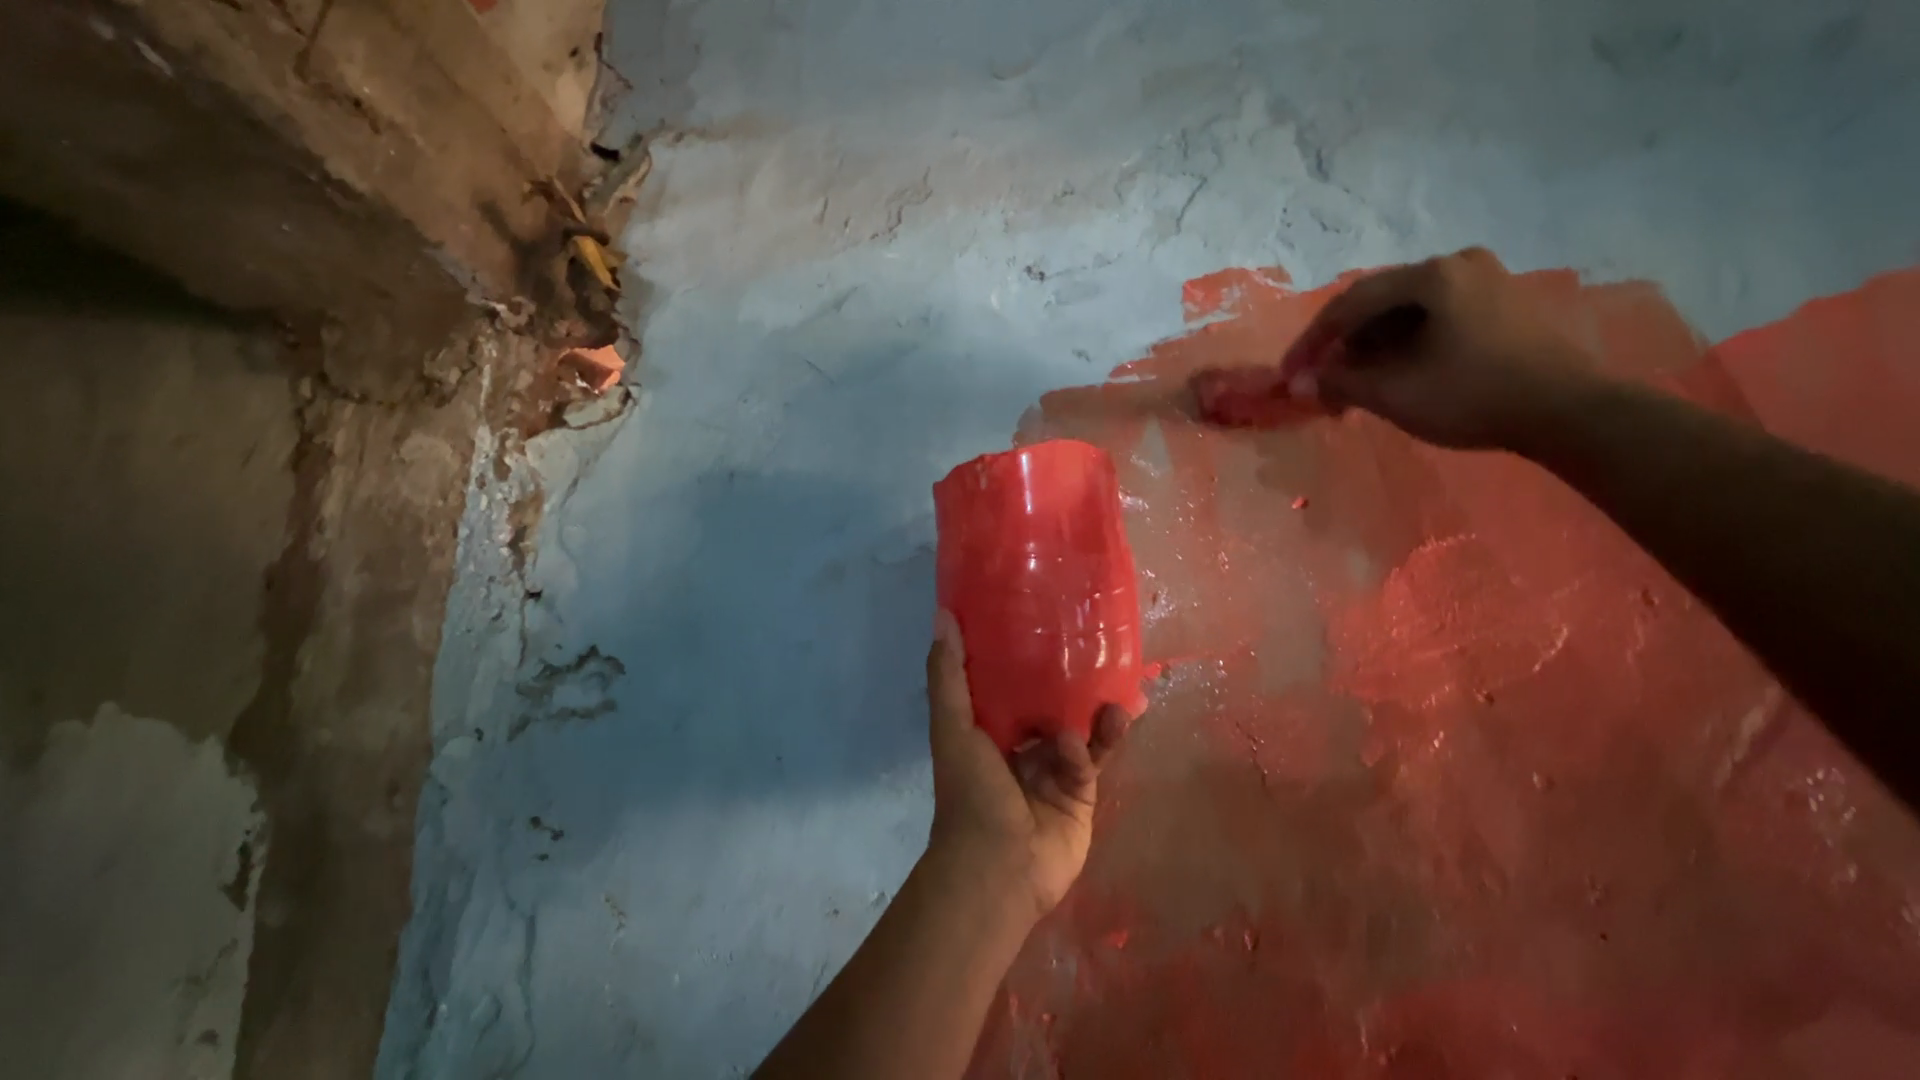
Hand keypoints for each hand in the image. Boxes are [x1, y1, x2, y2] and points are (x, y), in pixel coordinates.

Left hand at [923, 611, 1129, 923]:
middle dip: (1074, 682)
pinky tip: (1089, 738)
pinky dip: (1091, 747)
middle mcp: (1020, 747)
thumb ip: (949, 674)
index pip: (1008, 683)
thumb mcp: (953, 727)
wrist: (999, 867)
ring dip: (1096, 712)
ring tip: (1117, 693)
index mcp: (987, 730)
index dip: (1025, 655)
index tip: (1047, 621)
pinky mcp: (1081, 795)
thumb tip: (942, 615)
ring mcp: (1052, 772)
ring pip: (1080, 730)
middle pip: (1051, 704)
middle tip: (1101, 651)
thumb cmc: (971, 793)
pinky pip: (1092, 761)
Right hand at [1196, 247, 1599, 449]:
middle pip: (1381, 302)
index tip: (1291, 375)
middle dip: (1344, 344)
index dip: (1312, 341)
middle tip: (1322, 381)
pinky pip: (1439, 318)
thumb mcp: (1395, 393)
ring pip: (1411, 311)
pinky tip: (1399, 374)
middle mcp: (1460, 264)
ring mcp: (1490, 282)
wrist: (1571, 413)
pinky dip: (1408, 344)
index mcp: (1432, 275)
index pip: (1351, 303)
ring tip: (1357, 384)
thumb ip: (1340, 383)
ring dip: (1375, 346)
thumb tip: (1298, 385)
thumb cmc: (1473, 396)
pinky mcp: (1508, 307)